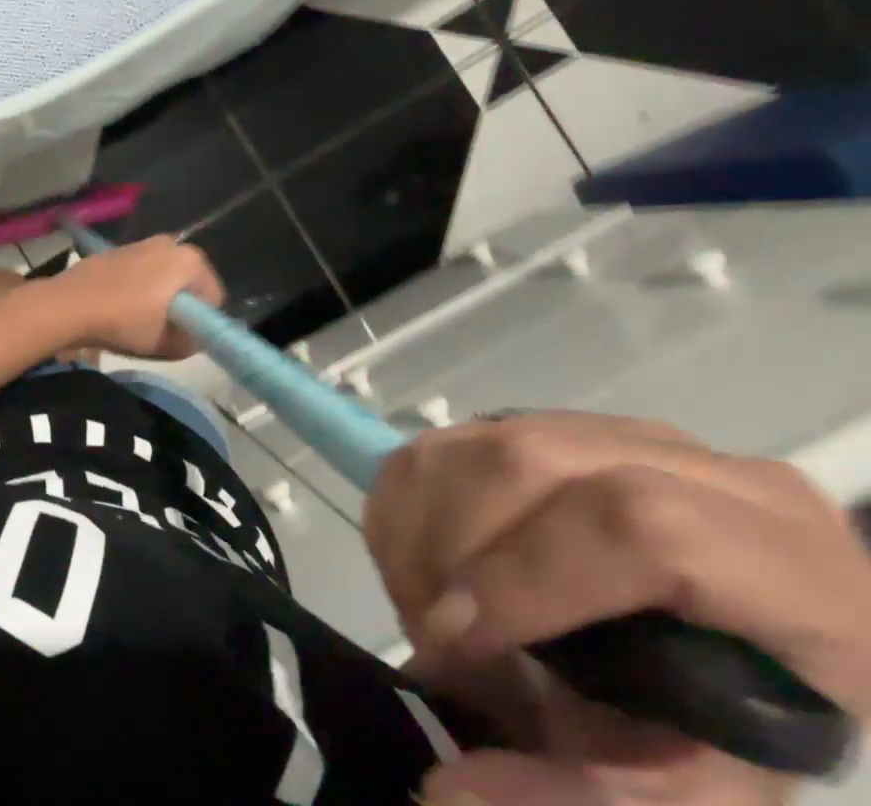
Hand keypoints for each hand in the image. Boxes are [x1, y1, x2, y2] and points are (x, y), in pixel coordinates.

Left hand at [40, 236, 224, 359]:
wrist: (69, 304)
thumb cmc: (126, 321)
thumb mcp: (168, 344)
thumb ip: (192, 342)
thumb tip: (192, 337)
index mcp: (191, 260)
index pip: (213, 297)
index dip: (202, 322)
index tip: (183, 338)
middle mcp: (169, 243)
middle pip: (186, 284)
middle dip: (178, 307)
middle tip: (160, 331)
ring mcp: (139, 244)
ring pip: (160, 278)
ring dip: (155, 298)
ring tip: (135, 321)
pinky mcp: (114, 251)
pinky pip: (136, 275)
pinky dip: (134, 290)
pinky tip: (117, 308)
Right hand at [364, 411, 870, 804]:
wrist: (757, 641)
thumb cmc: (745, 717)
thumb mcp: (700, 791)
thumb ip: (584, 794)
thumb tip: (443, 792)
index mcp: (788, 565)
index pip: (641, 529)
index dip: (525, 582)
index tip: (454, 649)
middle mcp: (704, 470)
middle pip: (530, 464)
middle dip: (449, 555)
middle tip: (438, 641)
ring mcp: (616, 434)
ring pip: (472, 444)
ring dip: (418, 531)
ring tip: (431, 605)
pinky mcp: (548, 424)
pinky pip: (441, 442)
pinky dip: (404, 505)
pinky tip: (429, 563)